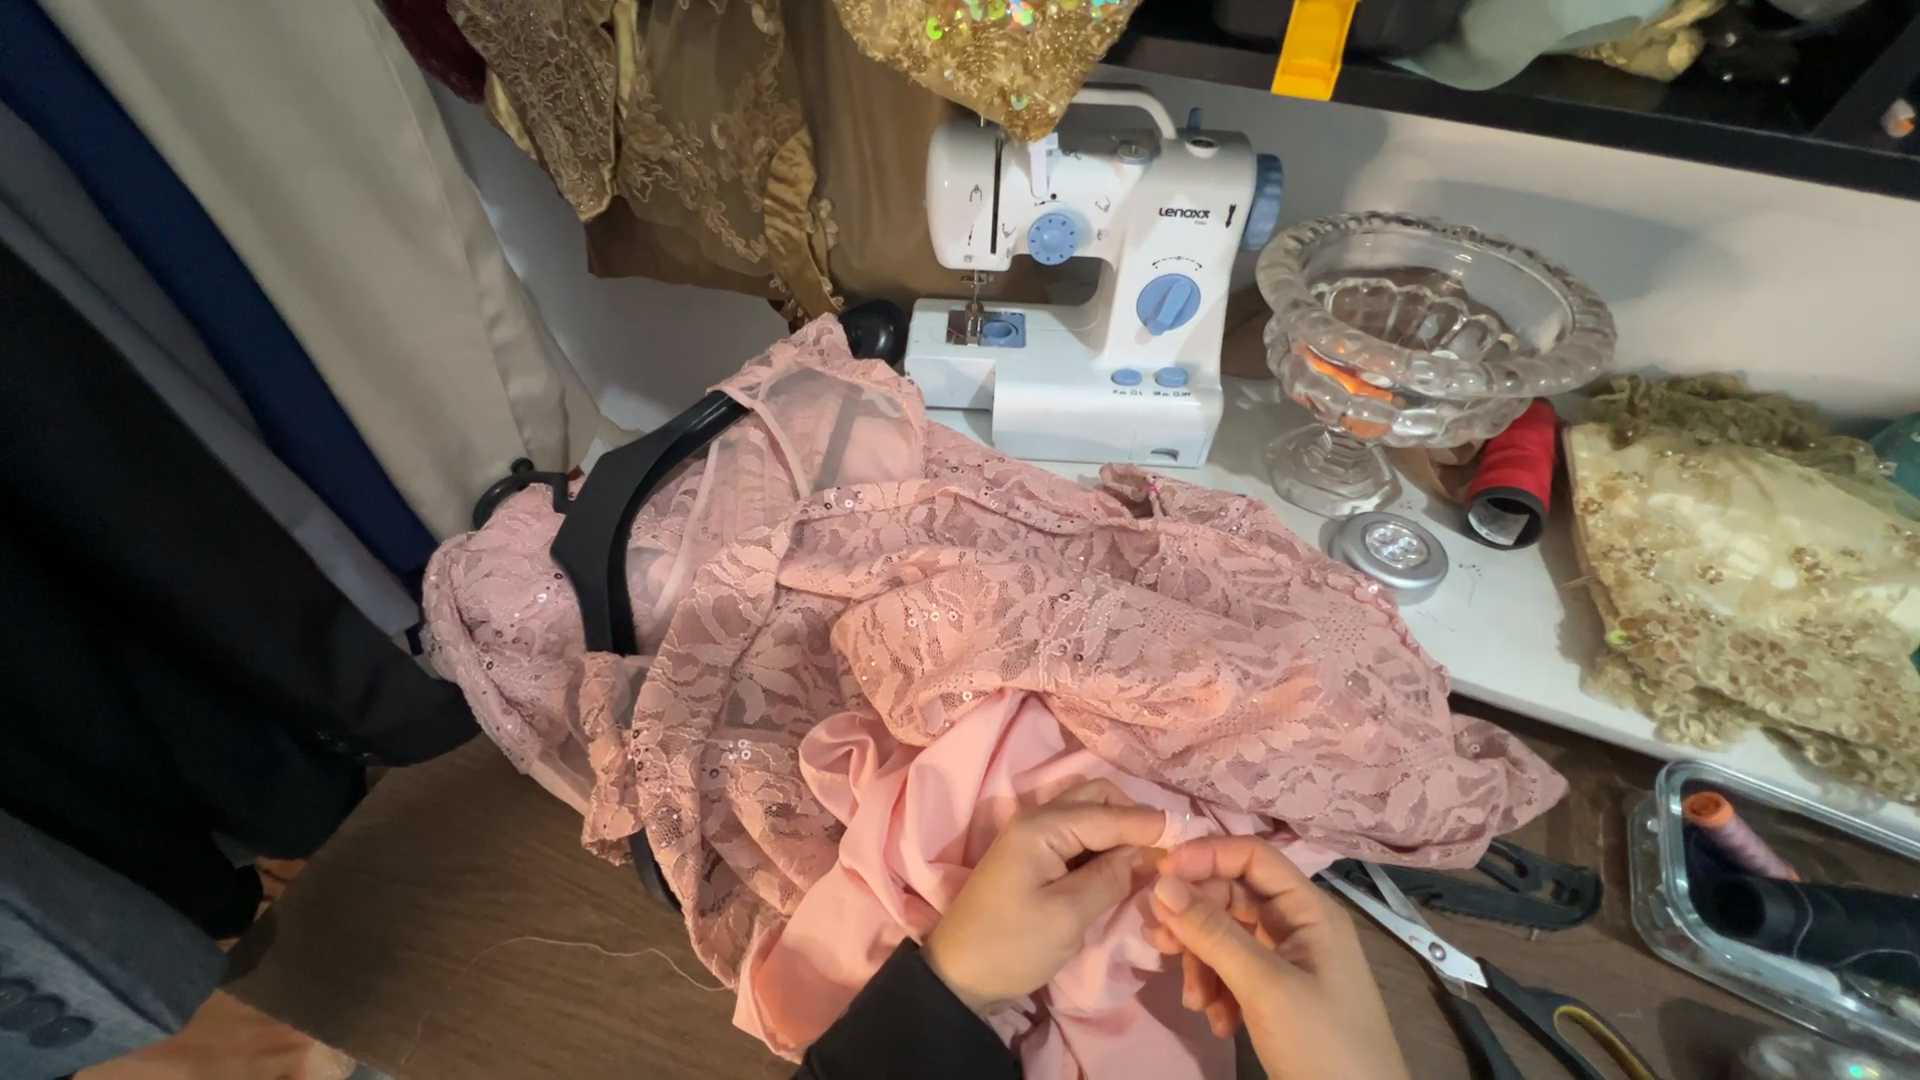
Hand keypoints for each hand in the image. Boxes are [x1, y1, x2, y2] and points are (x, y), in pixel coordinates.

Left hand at [923, 779, 1168, 1015]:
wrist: (958, 972)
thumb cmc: (1012, 944)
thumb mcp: (1068, 916)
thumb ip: (1111, 878)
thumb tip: (1147, 854)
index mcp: (1043, 826)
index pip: (1109, 814)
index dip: (1150, 825)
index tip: (1192, 837)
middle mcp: (1038, 816)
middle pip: (1098, 797)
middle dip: (1134, 817)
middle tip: (1168, 851)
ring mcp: (1034, 832)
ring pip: (1090, 812)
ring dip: (1120, 827)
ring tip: (1152, 859)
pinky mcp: (1035, 852)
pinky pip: (1078, 832)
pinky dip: (1104, 841)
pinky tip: (1123, 865)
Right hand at [1146, 838, 1409, 1079]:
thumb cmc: (1324, 1046)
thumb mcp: (1265, 987)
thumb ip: (1212, 932)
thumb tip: (1160, 882)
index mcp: (1308, 909)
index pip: (1251, 855)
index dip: (1206, 855)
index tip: (1161, 873)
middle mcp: (1296, 923)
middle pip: (1230, 894)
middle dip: (1193, 918)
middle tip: (1159, 940)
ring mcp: (1286, 957)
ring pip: (1224, 932)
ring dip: (1200, 959)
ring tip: (1191, 997)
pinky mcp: (1274, 989)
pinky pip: (1229, 967)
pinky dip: (1214, 986)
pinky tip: (1214, 1017)